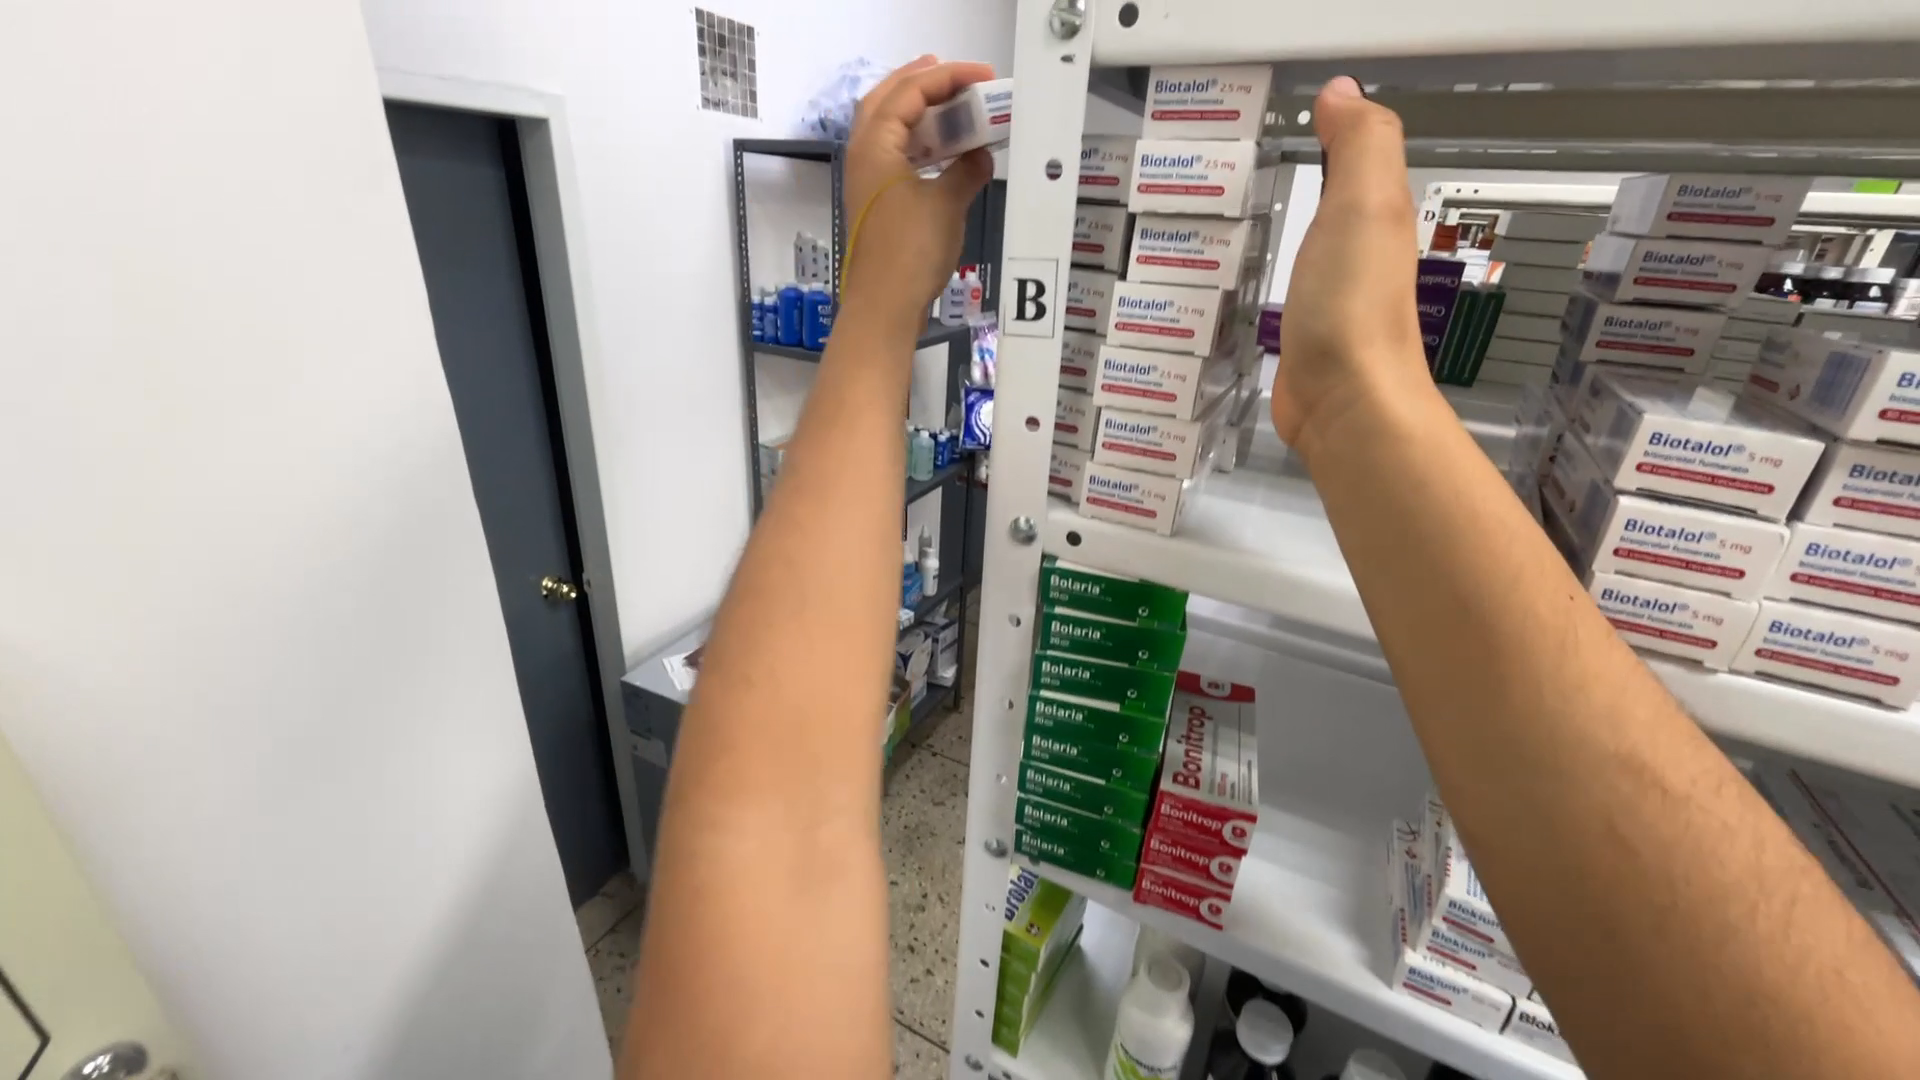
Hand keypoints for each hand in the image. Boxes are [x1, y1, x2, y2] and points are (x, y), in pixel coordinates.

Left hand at [840, 56, 996, 323]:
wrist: (884, 306)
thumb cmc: (911, 252)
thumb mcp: (947, 205)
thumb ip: (966, 171)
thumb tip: (980, 156)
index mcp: (875, 145)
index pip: (909, 91)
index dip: (948, 77)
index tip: (983, 77)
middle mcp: (863, 155)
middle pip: (886, 100)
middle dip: (920, 83)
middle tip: (952, 76)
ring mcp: (865, 181)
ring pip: (886, 129)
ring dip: (916, 112)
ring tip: (947, 105)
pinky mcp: (874, 205)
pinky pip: (892, 156)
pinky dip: (915, 143)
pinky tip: (937, 151)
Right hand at [1272, 78, 1434, 459]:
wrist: (1344, 403)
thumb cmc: (1351, 303)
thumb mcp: (1363, 206)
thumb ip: (1360, 144)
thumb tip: (1340, 92)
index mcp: (1377, 218)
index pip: (1357, 160)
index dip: (1330, 134)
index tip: (1282, 121)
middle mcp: (1357, 256)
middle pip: (1328, 204)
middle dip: (1297, 179)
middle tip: (1239, 166)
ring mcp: (1328, 300)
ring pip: (1304, 248)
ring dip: (1279, 229)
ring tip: (1227, 215)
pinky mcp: (1301, 338)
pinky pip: (1282, 291)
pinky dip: (1264, 276)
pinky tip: (1236, 278)